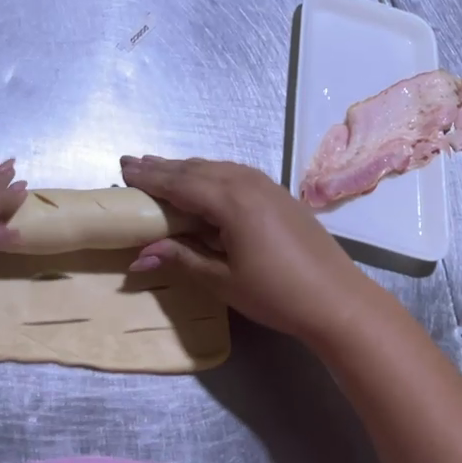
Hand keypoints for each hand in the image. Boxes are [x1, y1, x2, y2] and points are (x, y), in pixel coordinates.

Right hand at [120, 156, 389, 344]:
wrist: (338, 299)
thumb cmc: (277, 294)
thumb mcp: (223, 281)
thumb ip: (182, 260)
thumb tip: (139, 255)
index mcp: (230, 200)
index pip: (180, 183)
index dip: (150, 178)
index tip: (123, 169)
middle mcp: (246, 182)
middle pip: (196, 170)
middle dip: (163, 167)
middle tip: (132, 163)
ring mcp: (266, 185)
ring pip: (217, 168)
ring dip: (187, 168)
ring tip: (160, 168)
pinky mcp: (279, 194)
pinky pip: (235, 173)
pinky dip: (210, 173)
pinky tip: (204, 179)